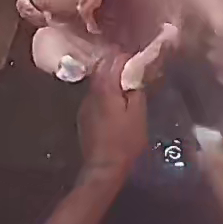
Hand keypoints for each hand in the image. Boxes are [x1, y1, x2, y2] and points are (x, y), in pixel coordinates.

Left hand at [77, 57, 146, 186]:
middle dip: (116, 64)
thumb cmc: (125, 140)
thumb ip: (136, 89)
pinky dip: (105, 92)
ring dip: (110, 79)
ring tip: (126, 82)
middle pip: (102, 69)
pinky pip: (95, 96)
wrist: (104, 167)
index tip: (138, 57)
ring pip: (97, 83)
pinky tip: (115, 101)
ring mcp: (85, 104)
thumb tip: (135, 73)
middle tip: (132, 66)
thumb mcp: (138, 113)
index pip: (113, 60)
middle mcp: (91, 92)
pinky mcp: (83, 116)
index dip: (126, 56)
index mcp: (105, 88)